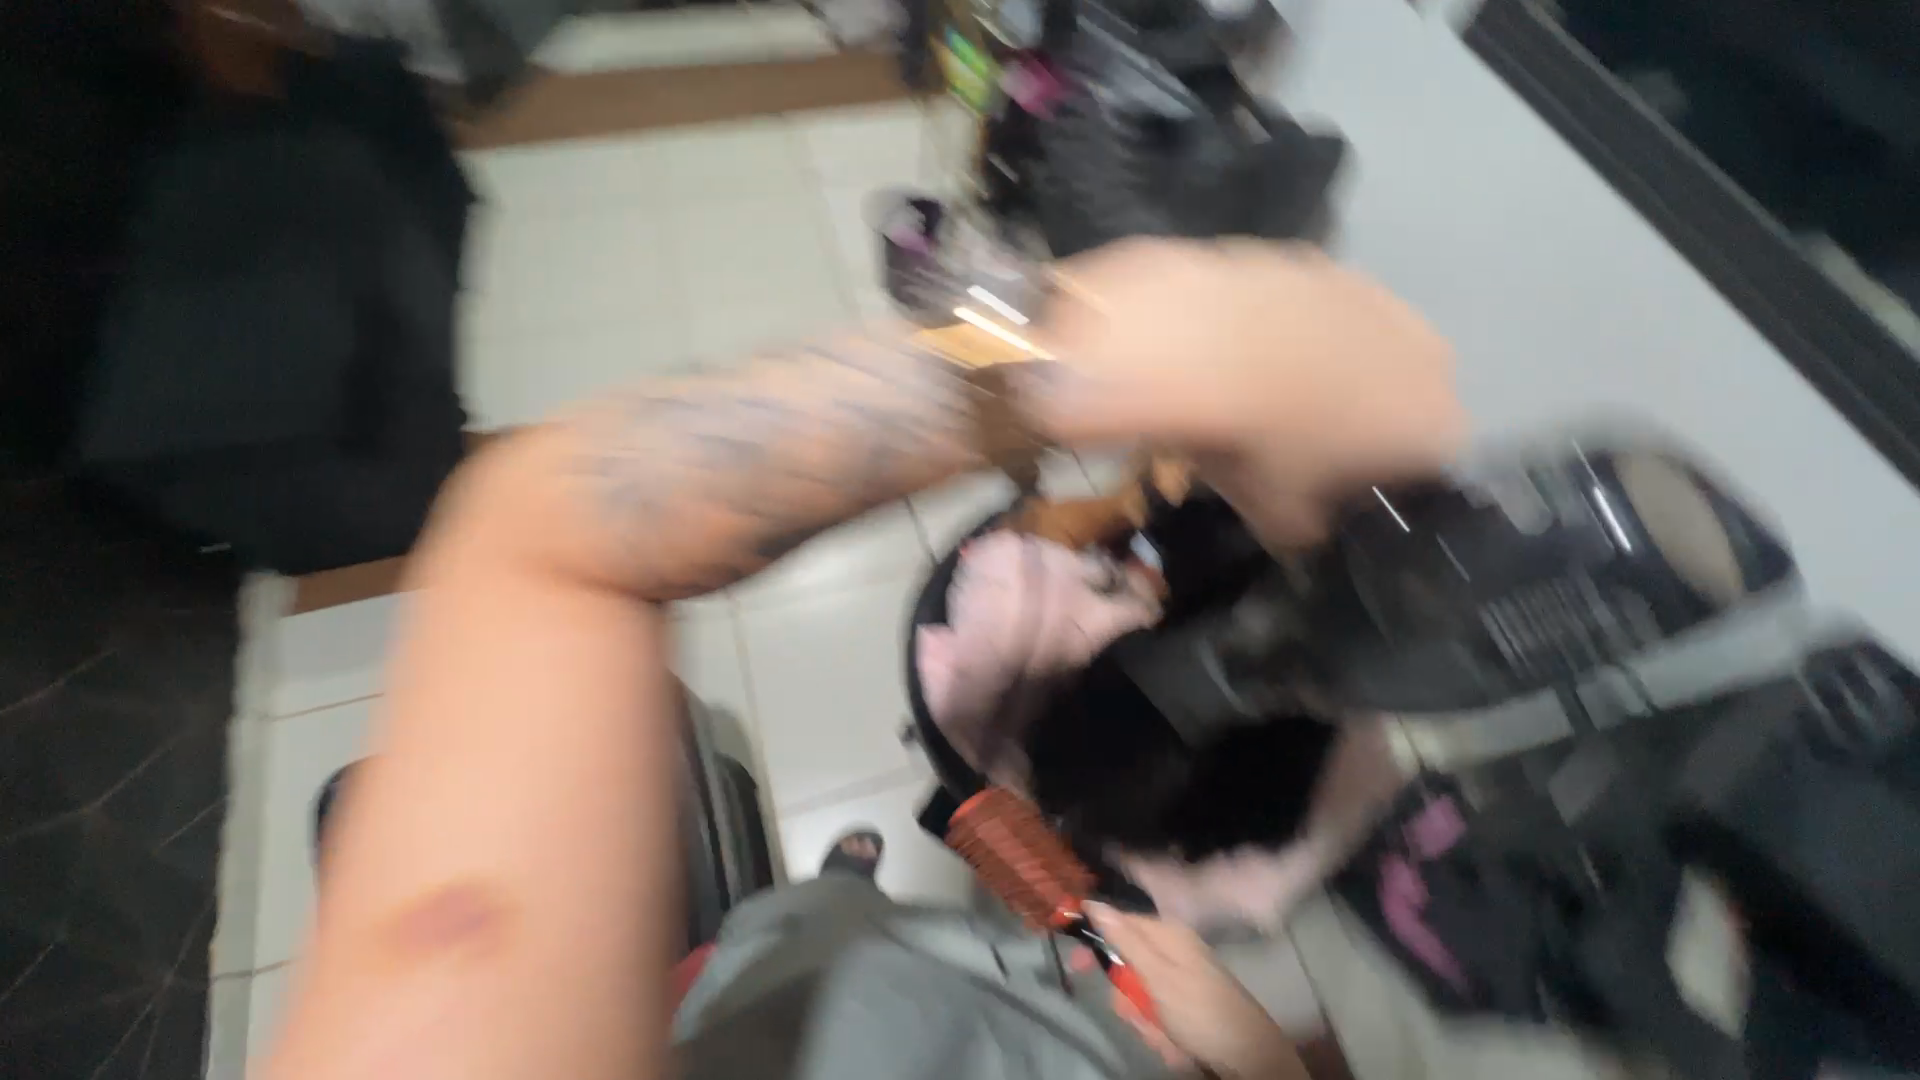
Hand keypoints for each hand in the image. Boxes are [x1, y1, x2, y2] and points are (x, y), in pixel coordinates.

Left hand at [1035, 238, 1465, 547]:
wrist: (1197, 345)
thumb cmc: (1255, 444)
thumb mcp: (1275, 514)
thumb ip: (1302, 531)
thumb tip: (1299, 531)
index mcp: (1435, 425)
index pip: (1423, 471)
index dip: (1370, 486)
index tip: (1324, 493)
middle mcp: (1427, 354)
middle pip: (1396, 402)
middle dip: (1354, 424)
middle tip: (1287, 446)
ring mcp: (1377, 295)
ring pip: (1358, 349)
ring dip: (1323, 372)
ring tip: (1258, 395)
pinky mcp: (1322, 259)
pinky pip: (1313, 310)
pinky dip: (1286, 329)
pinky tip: (1237, 349)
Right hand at [1086, 903, 1307, 1079]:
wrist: (1253, 1061)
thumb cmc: (1202, 1012)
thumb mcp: (1158, 975)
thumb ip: (1124, 939)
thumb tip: (1092, 902)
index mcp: (1167, 934)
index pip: (1118, 925)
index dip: (1096, 943)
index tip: (1076, 964)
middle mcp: (1173, 952)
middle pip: (1127, 969)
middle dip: (1130, 1001)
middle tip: (1142, 1017)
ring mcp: (1181, 981)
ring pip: (1140, 999)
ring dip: (1147, 1023)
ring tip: (1169, 1038)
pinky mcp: (1187, 1007)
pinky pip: (1158, 1017)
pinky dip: (1162, 1035)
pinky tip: (1179, 1048)